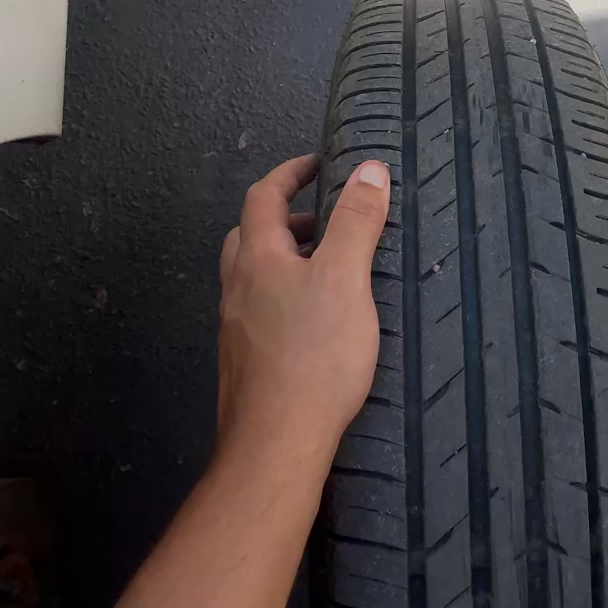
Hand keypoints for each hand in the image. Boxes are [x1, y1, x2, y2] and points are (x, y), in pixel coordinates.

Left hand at [217, 154, 391, 448]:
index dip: (290, 172)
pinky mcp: (246, 360)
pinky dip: (285, 292)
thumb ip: (357, 221)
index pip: (263, 195)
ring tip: (325, 266)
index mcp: (258, 258)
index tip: (319, 164)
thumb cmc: (314, 353)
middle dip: (285, 216)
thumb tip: (370, 169)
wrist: (277, 444)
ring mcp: (237, 327)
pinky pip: (261, 308)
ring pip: (254, 274)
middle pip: (250, 234)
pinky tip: (315, 317)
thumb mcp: (345, 277)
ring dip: (284, 256)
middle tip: (323, 218)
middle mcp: (238, 287)